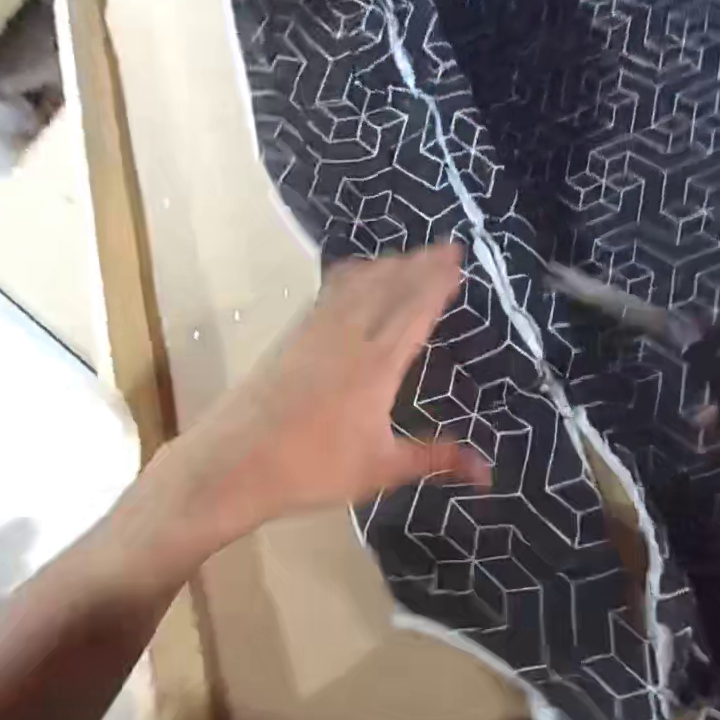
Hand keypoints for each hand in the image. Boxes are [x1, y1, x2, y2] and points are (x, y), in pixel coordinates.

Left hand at [95, 243, 491, 584]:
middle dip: (420, 263)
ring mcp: (314, 332)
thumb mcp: (382, 469)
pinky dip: (352, 276)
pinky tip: (354, 277)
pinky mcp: (291, 337)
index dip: (438, 281)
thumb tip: (487, 473)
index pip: (414, 310)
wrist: (232, 465)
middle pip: (389, 286)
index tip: (457, 258)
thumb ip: (435, 459)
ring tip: (408, 256)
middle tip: (445, 246)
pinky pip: (330, 292)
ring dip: (387, 265)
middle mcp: (347, 336)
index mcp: (375, 364)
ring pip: (357, 283)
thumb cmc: (312, 469)